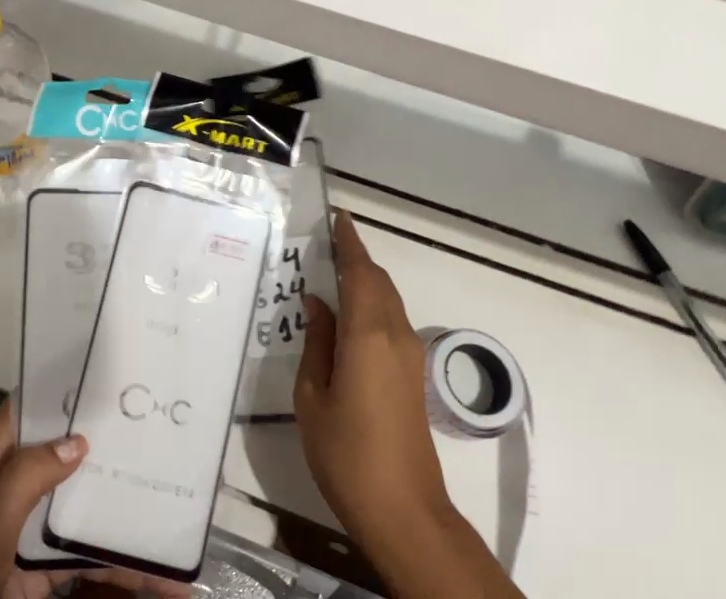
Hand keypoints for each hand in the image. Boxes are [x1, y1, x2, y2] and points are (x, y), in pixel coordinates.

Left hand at [0, 399, 189, 598]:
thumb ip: (27, 477)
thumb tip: (77, 439)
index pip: (25, 415)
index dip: (60, 394)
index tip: (109, 380)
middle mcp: (8, 494)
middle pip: (62, 463)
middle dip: (106, 456)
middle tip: (159, 443)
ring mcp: (22, 537)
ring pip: (78, 515)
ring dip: (120, 521)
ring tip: (172, 521)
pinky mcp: (34, 577)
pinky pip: (81, 563)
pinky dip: (116, 569)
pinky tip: (156, 578)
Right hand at [295, 210, 450, 538]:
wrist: (402, 507)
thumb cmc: (345, 452)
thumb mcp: (312, 396)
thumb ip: (316, 344)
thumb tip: (317, 305)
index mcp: (367, 334)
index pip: (360, 273)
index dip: (349, 242)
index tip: (337, 218)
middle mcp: (395, 335)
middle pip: (379, 282)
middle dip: (357, 258)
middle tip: (327, 243)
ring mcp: (409, 356)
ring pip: (388, 302)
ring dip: (365, 282)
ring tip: (333, 274)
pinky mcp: (412, 376)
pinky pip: (391, 322)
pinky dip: (371, 305)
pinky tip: (347, 317)